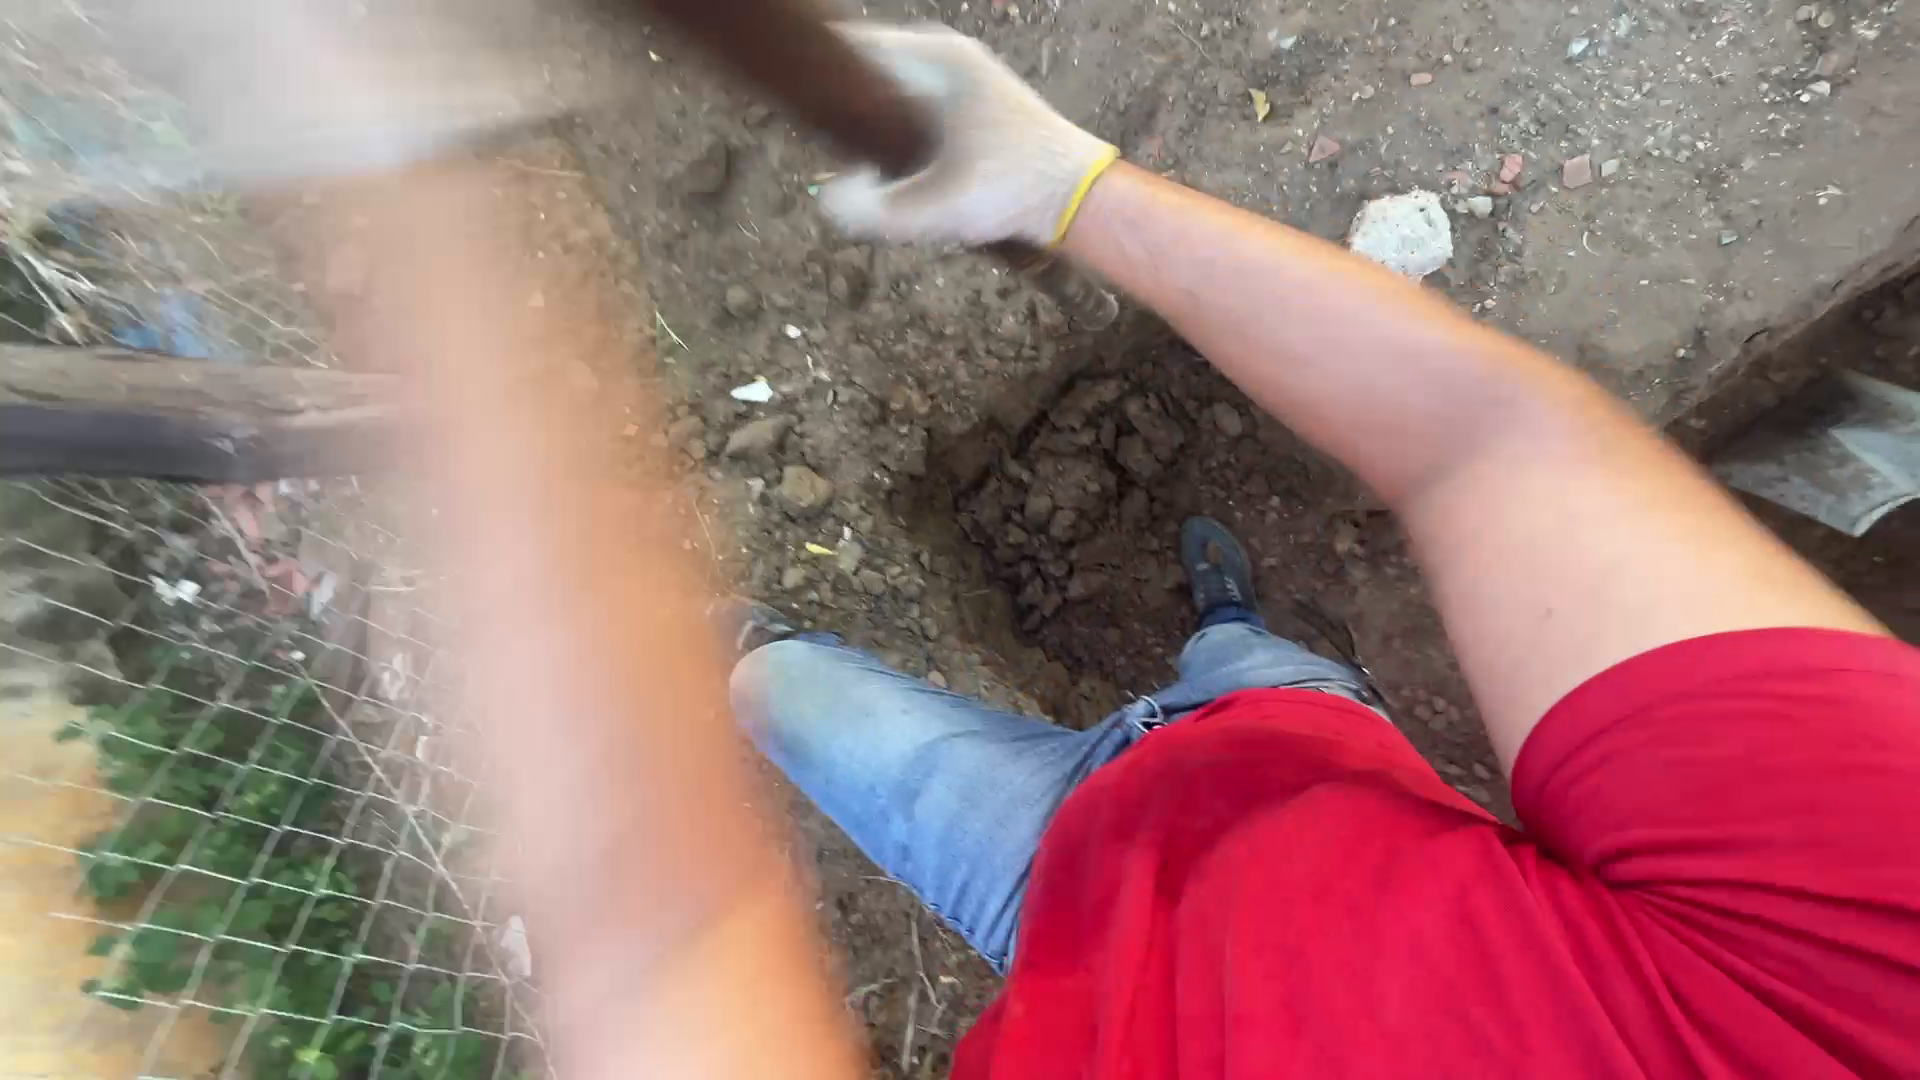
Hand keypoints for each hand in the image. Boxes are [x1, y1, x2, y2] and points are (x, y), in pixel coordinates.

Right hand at [819, 23, 1118, 247]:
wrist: (1073, 199)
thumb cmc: (1009, 196)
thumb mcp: (934, 212)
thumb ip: (871, 211)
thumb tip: (827, 196)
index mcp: (933, 58)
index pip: (849, 50)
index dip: (825, 93)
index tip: (821, 138)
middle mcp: (944, 54)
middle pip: (867, 75)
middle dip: (853, 123)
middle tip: (856, 170)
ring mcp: (959, 74)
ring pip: (890, 96)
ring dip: (877, 135)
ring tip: (880, 176)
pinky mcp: (969, 100)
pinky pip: (913, 109)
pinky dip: (902, 138)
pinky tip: (907, 174)